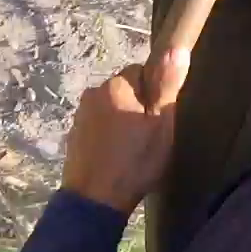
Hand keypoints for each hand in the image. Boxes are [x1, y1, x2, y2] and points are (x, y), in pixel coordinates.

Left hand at [61, 49, 189, 212]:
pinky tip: (114, 156)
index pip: (141, 71)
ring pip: (110, 108)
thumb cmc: (134, 161)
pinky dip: (106, 135)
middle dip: (136, 105)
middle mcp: (93, 92)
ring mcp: (80, 115)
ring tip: (131, 149)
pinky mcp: (73, 135)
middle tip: (147, 136)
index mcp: (116, 85)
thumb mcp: (160, 125)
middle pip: (125, 89)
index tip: (157, 117)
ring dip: (120, 120)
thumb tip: (177, 49)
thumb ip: (167, 86)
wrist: (94, 202)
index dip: (154, 93)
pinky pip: (97, 125)